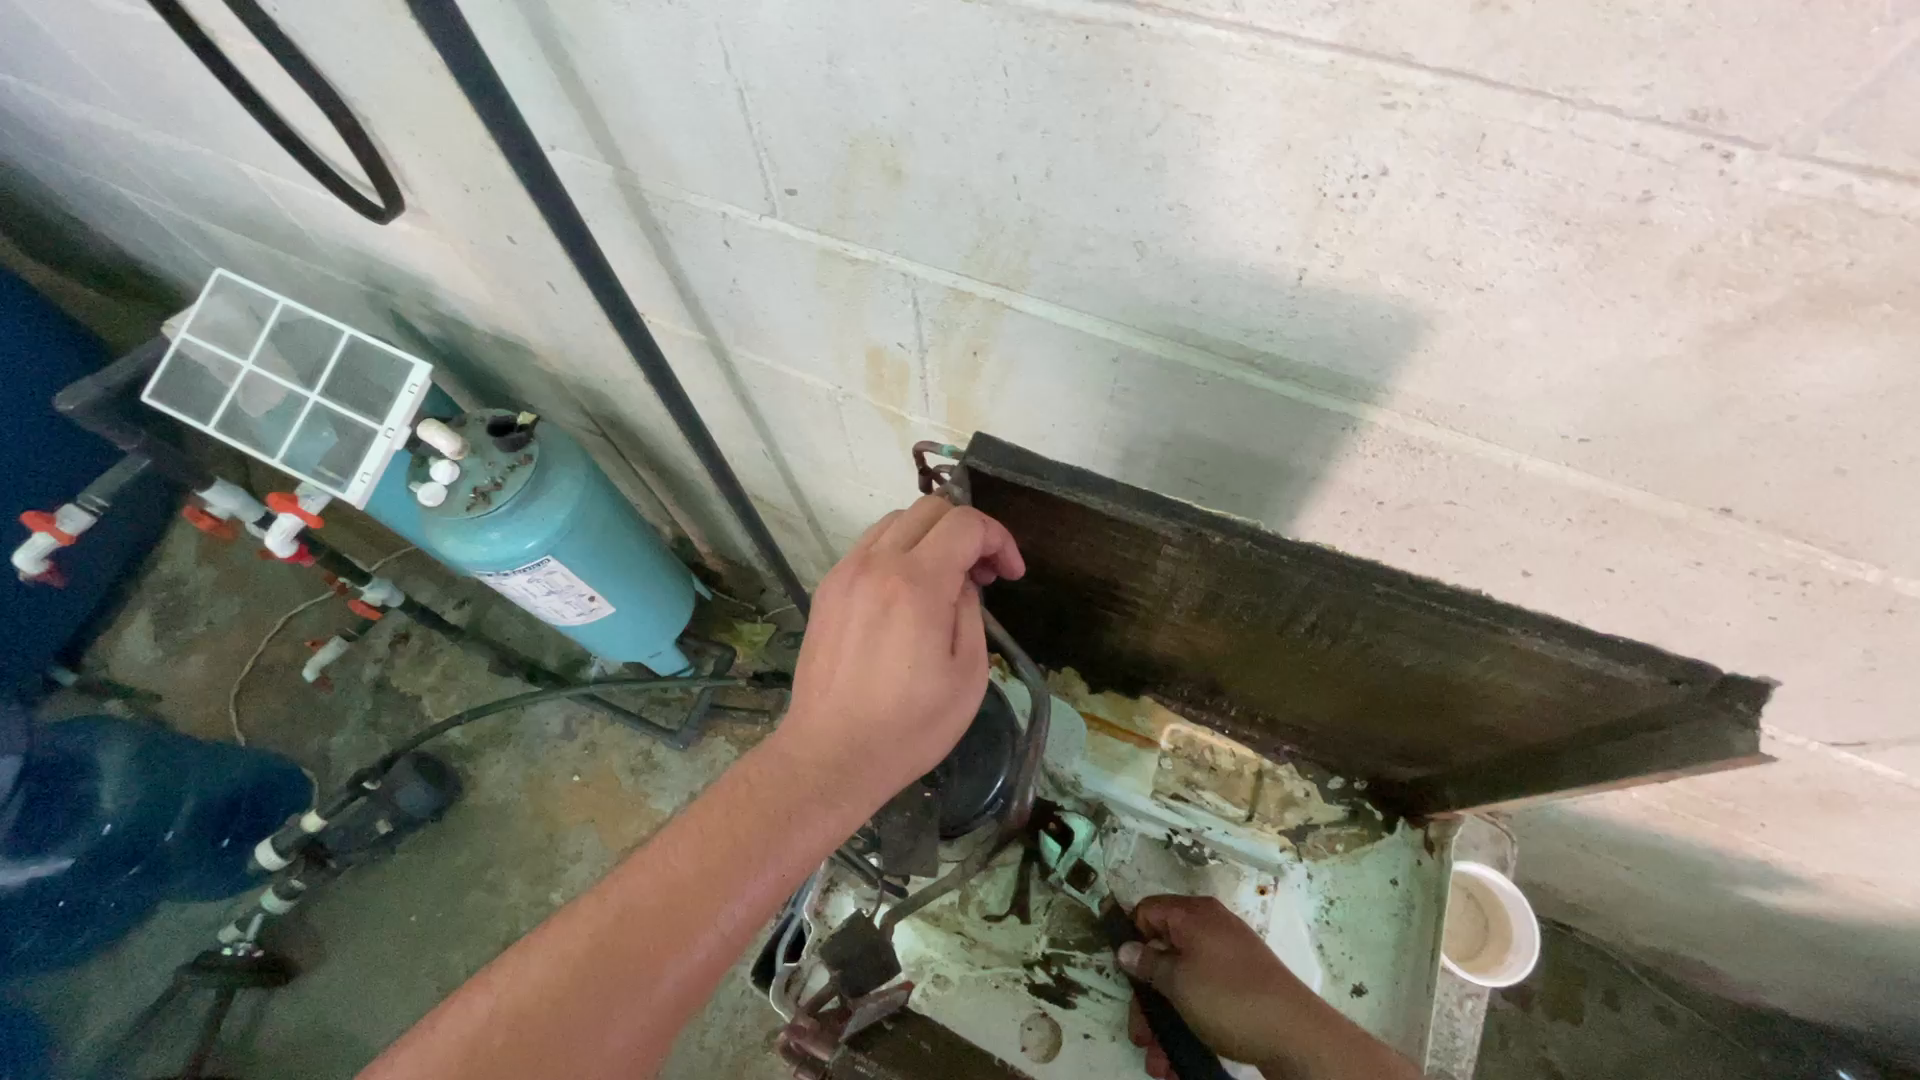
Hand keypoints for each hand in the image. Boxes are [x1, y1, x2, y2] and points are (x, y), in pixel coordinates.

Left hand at [778, 496, 1024, 809]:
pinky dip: (898, 552)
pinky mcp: (827, 591)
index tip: (1011, 574)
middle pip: (929, 510)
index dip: (999, 539)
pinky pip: (869, 547)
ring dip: (931, 538)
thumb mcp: (967, 674)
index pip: (965, 524)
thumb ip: (970, 611)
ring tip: (947, 580)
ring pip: (895, 522)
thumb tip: (962, 582)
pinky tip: (908, 593)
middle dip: (967, 532)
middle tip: (984, 575)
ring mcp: (845, 574)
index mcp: (916, 584)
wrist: (831, 755)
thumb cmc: (909, 727)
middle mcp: (876, 565)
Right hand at [1118, 896, 1423, 1079]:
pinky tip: (1178, 1059)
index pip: (1148, 911)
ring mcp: (1228, 959)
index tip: (1122, 973)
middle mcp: (1210, 929)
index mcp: (1194, 915)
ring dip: (1165, 1022)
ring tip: (1157, 1061)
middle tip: (1139, 1034)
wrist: (1297, 1035)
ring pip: (1183, 984)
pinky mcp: (1242, 988)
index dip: (1131, 938)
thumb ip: (1148, 964)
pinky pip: (1204, 999)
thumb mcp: (1177, 981)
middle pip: (1163, 954)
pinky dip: (1189, 1024)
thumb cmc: (1227, 997)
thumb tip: (1126, 948)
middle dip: (1147, 998)